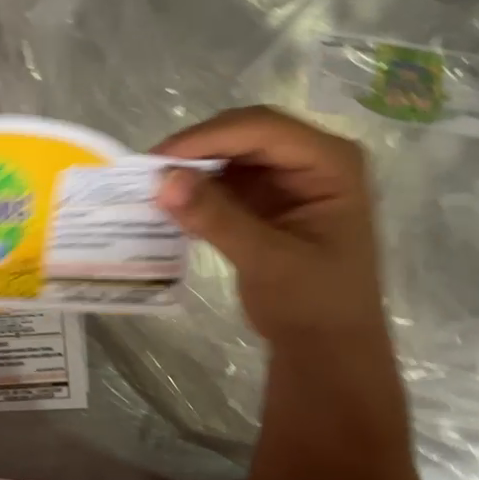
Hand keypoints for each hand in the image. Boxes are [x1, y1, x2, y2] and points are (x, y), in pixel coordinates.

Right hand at [153, 106, 386, 342]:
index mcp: (331, 163)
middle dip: (197, 148)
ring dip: (193, 166)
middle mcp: (312, 160)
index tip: (158, 160)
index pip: (263, 129)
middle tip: (147, 171)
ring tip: (151, 184)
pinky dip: (198, 188)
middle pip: (246, 133)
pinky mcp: (267, 200)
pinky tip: (169, 201)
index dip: (208, 137)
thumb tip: (163, 181)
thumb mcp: (266, 260)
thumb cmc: (313, 305)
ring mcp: (289, 179)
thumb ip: (216, 217)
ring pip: (231, 153)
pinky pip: (225, 179)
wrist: (327, 350)